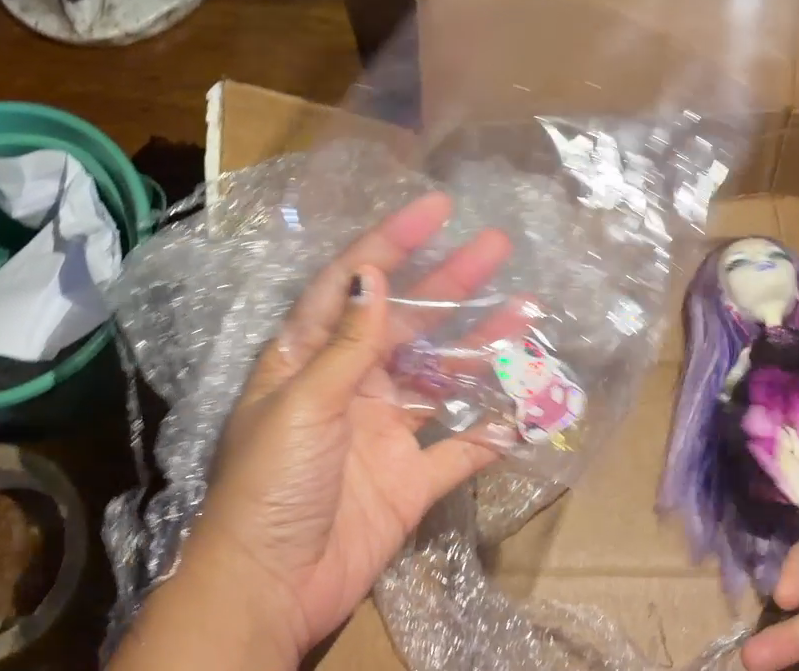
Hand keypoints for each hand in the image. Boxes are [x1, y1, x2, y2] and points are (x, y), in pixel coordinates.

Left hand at [155, 193, 510, 664]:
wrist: (270, 589)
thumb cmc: (271, 484)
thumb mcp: (303, 403)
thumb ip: (346, 345)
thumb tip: (373, 276)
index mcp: (310, 357)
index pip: (353, 284)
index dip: (392, 243)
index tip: (435, 208)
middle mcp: (351, 383)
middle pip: (408, 321)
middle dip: (451, 283)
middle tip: (498, 245)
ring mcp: (384, 430)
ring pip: (442, 375)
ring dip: (483, 345)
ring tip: (527, 309)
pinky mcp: (411, 479)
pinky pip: (460, 447)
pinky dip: (493, 428)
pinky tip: (529, 402)